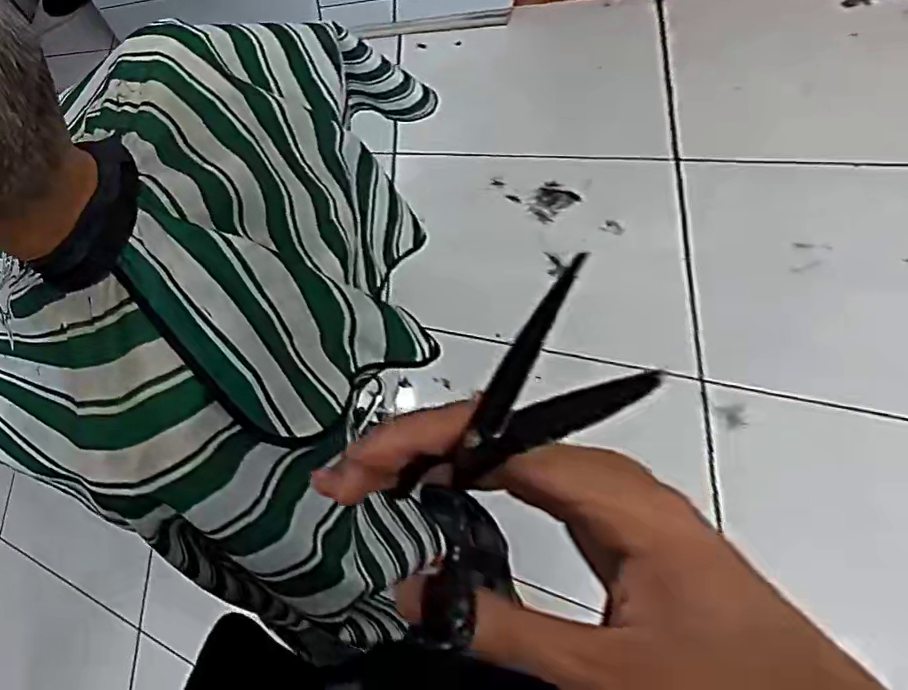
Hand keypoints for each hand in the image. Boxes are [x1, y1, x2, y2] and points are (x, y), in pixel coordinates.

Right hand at [312, 402, 882, 688]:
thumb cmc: (746, 688)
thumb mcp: (614, 672)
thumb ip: (502, 628)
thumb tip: (405, 592)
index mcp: (608, 490)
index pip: (477, 435)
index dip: (403, 444)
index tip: (353, 473)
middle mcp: (598, 474)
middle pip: (472, 429)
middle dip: (398, 447)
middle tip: (345, 481)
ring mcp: (598, 490)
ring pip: (483, 445)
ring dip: (418, 458)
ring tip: (368, 483)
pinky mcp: (597, 513)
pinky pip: (504, 471)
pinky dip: (450, 475)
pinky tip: (423, 492)